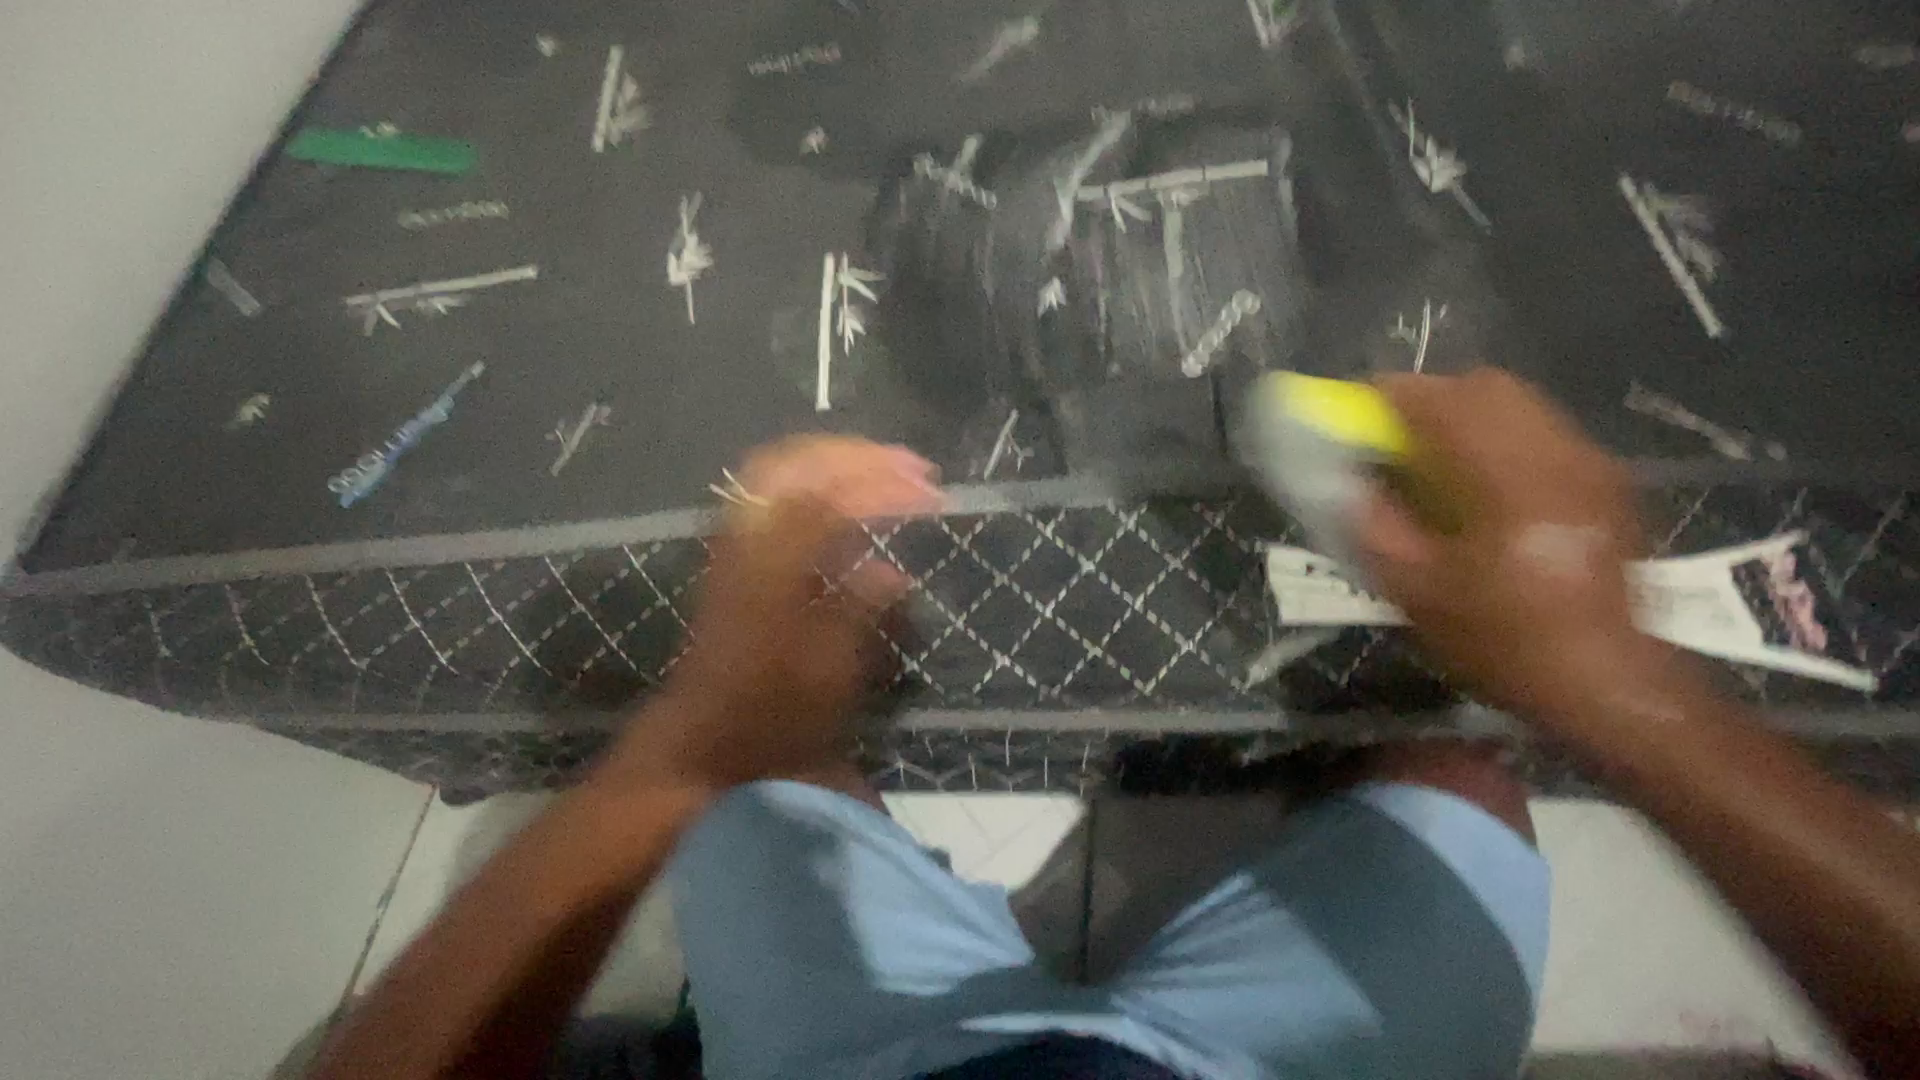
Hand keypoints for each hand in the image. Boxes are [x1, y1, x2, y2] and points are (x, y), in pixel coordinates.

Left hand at [598, 437, 941, 794]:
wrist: (701, 743)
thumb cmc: (769, 716)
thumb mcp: (826, 672)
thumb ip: (858, 609)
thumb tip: (893, 570)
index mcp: (773, 566)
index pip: (830, 499)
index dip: (884, 485)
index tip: (932, 492)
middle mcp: (748, 541)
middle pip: (795, 464)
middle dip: (857, 455)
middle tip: (909, 467)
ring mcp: (734, 545)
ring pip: (779, 472)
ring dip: (835, 461)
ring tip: (885, 470)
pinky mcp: (733, 558)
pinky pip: (771, 495)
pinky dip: (814, 483)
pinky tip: (845, 503)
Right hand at [1350, 369, 1680, 723]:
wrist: (1611, 687)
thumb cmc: (1503, 645)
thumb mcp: (1416, 594)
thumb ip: (1374, 525)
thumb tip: (1346, 479)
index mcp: (1507, 485)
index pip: (1442, 403)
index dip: (1389, 397)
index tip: (1354, 414)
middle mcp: (1558, 459)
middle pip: (1486, 386)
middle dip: (1430, 399)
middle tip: (1395, 438)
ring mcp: (1592, 467)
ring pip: (1519, 404)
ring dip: (1466, 416)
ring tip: (1435, 460)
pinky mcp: (1608, 484)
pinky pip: (1542, 431)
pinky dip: (1499, 437)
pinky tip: (1483, 485)